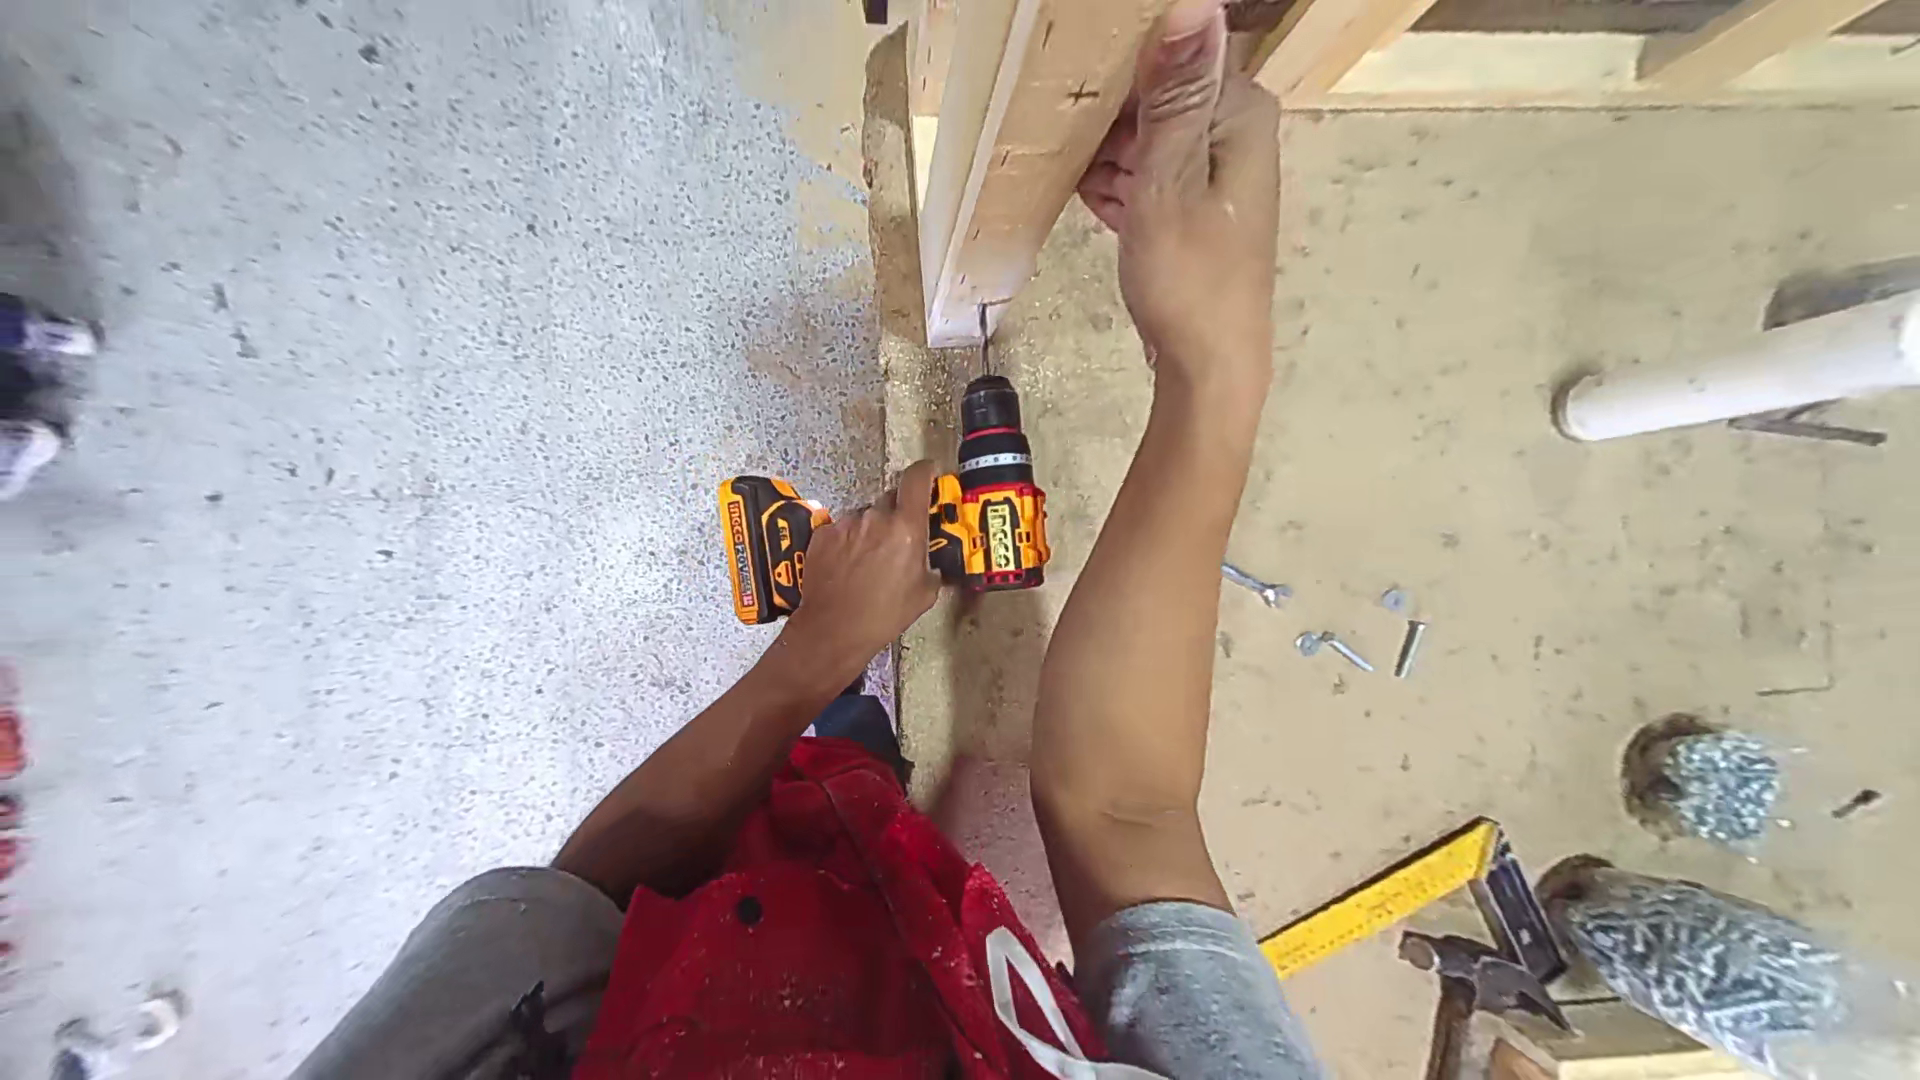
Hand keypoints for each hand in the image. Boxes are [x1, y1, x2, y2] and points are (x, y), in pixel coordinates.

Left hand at [779, 460, 942, 678]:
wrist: (835, 629)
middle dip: (897, 514)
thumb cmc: (881, 615)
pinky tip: (849, 565)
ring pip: (865, 515)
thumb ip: (931, 565)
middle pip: (891, 499)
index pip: (917, 478)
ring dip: (870, 530)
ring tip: (870, 560)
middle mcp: (876, 518)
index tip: (929, 473)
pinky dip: (848, 541)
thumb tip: (931, 562)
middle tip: (898, 538)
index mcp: (906, 528)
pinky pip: (842, 529)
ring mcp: (847, 525)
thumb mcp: (924, 593)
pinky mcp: (824, 535)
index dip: (925, 471)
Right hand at [1078, 0, 1279, 387]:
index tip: (1068, 83)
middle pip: (1158, 102)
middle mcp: (1229, 139)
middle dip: (1107, 114)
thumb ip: (1176, 95)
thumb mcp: (1170, 182)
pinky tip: (1082, 189)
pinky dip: (1117, 187)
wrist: (1206, 362)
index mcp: (1236, 115)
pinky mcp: (1189, 220)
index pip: (1173, 59)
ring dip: (1105, 154)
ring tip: (1054, 154)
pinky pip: (1147, 185)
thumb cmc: (1188, 276)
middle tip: (1051, 122)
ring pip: (1147, 146)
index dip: (1119, 69)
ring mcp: (1209, 183)